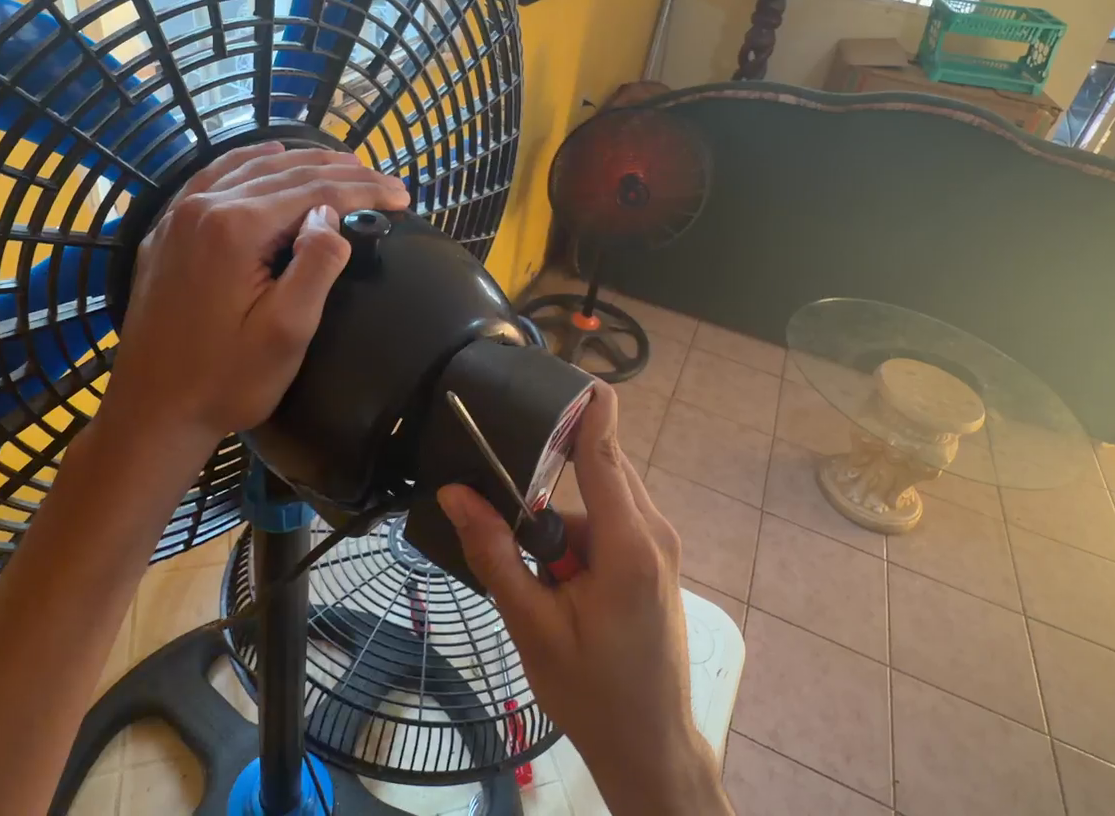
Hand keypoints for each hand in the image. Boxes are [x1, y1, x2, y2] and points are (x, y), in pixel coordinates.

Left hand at [95, 143, 408, 462]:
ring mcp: (178, 216)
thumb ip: (316, 265)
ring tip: (344, 166)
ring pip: (250, 167)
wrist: (152, 411)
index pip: (314, 191)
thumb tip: (331, 215)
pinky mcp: (165, 232)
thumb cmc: (227, 380)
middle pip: (285, 170)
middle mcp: (203, 206)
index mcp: (235, 227)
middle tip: (385, 181)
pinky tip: (268, 157)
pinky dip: (251, 162)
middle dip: (342, 172)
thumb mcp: (287, 331)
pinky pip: (214, 176)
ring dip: (301, 162)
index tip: (403, 196)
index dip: (364, 190)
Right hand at [438, 384, 731, 815]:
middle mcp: (652, 533)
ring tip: (530, 561)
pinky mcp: (655, 562)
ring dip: (562, 515)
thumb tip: (455, 493)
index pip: (605, 454)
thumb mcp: (532, 624)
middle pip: (600, 470)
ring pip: (603, 498)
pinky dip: (578, 533)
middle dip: (554, 467)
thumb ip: (495, 553)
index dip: (588, 408)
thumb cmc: (592, 691)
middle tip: (501, 472)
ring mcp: (659, 547)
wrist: (650, 745)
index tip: (568, 369)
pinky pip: (611, 522)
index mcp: (628, 545)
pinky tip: (556, 578)